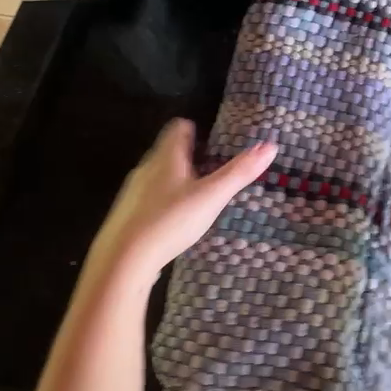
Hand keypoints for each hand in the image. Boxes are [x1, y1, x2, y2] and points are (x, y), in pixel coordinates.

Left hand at [88, 118, 275, 293]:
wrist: (121, 263)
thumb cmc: (169, 221)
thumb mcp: (211, 196)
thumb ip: (240, 172)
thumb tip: (270, 146)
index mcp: (166, 157)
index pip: (179, 128)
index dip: (196, 129)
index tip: (213, 139)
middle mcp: (146, 169)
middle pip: (168, 151)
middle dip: (190, 155)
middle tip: (213, 167)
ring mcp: (133, 194)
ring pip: (158, 176)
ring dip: (177, 179)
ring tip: (199, 194)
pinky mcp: (127, 218)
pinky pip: (150, 199)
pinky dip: (165, 202)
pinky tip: (176, 221)